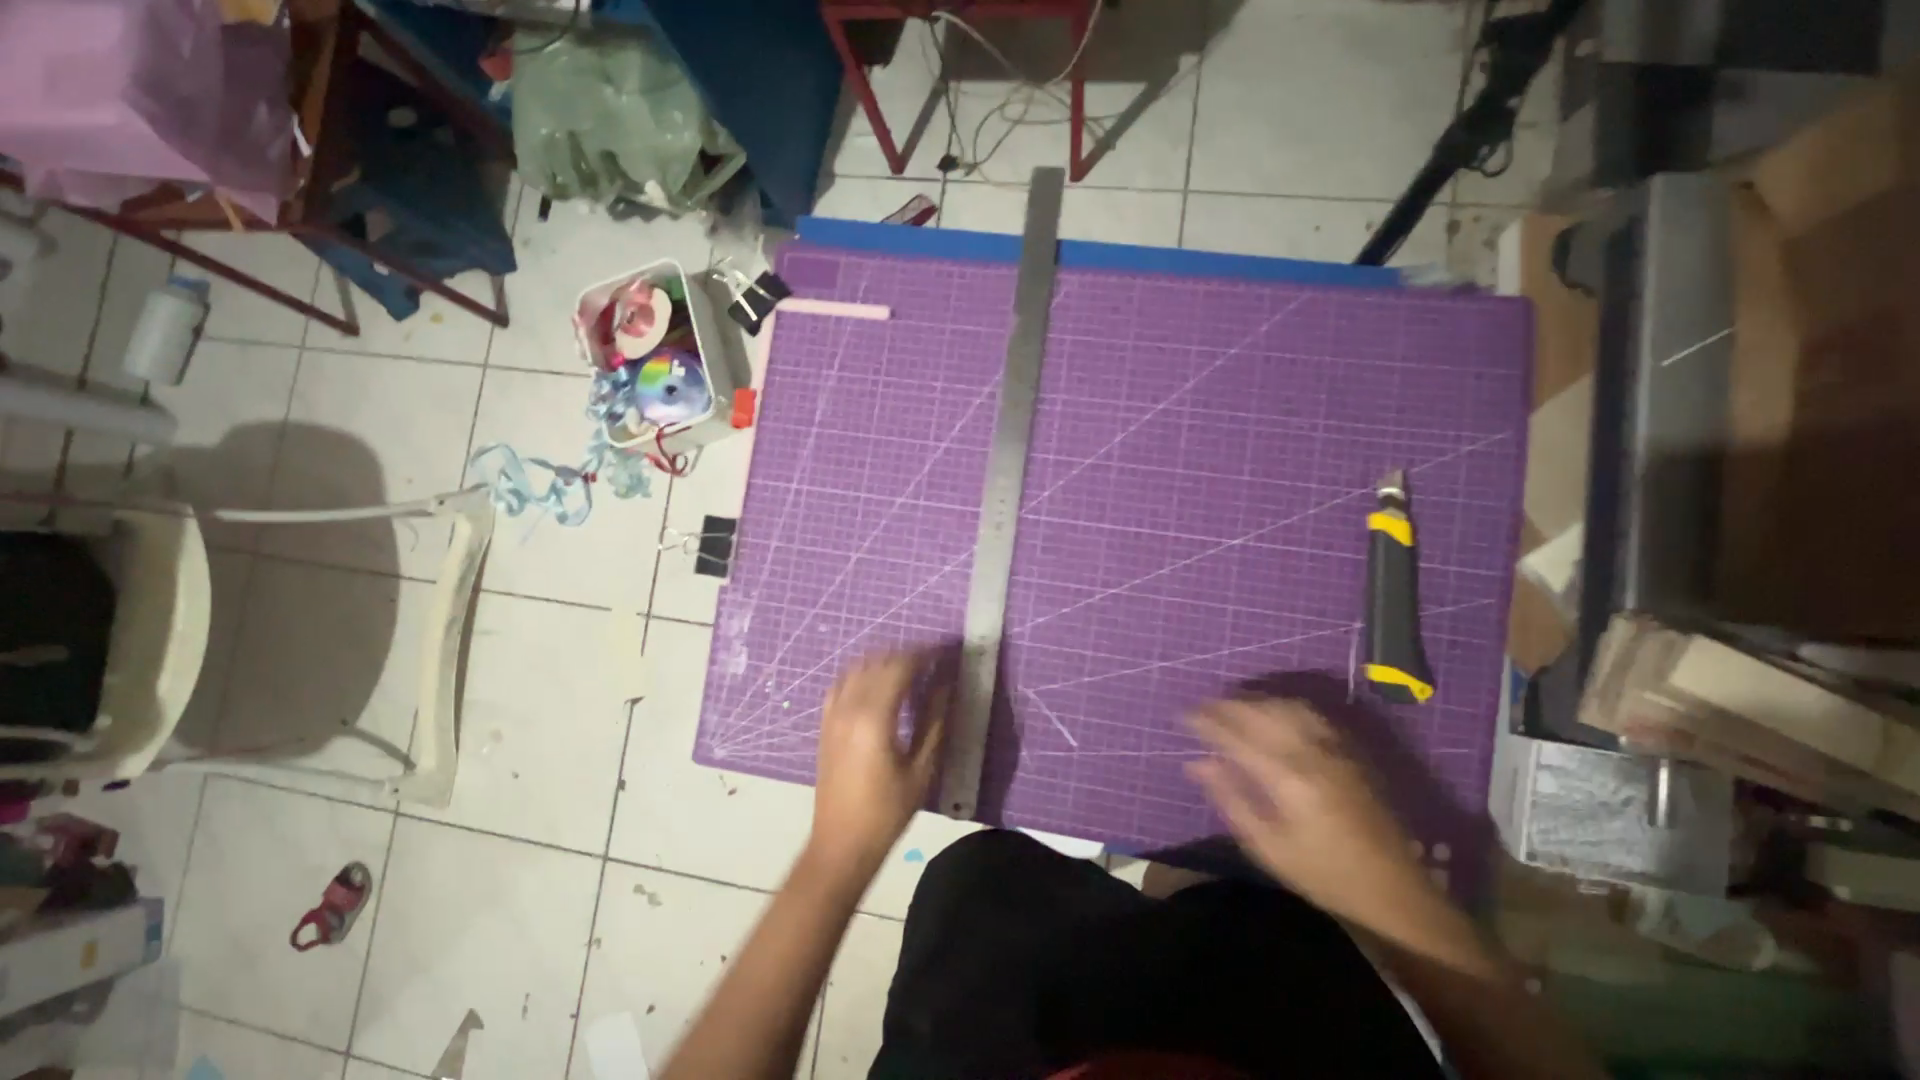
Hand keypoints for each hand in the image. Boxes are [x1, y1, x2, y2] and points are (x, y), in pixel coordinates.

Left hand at [807, 650, 949, 877]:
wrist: (841, 843)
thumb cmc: (887, 812)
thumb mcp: (921, 769)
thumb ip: (934, 721)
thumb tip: (946, 685)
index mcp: (874, 716)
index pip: (901, 667)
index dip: (925, 655)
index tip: (946, 652)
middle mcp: (848, 707)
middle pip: (878, 661)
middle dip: (907, 655)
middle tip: (934, 661)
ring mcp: (832, 714)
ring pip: (857, 668)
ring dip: (883, 661)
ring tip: (910, 670)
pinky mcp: (824, 725)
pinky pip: (841, 685)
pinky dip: (861, 675)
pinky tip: (877, 686)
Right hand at [1185, 698, 1440, 934]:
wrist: (1392, 888)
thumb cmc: (1323, 874)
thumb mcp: (1267, 847)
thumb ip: (1232, 800)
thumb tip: (1197, 763)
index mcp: (1286, 778)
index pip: (1236, 735)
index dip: (1207, 721)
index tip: (1184, 716)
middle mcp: (1310, 753)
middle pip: (1263, 711)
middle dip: (1229, 704)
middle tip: (1204, 706)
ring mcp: (1335, 748)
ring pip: (1289, 706)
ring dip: (1257, 700)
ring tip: (1235, 705)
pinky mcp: (1351, 751)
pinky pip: (1312, 714)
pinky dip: (1285, 705)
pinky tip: (1274, 713)